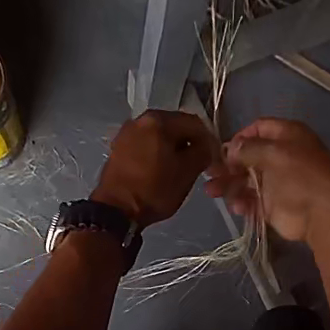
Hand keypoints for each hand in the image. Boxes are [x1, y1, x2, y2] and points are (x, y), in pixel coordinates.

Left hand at [92, 110, 219, 225]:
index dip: (209, 140)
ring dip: (174, 149)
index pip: (194, 123)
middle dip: (190, 144)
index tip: (213, 158)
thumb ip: (202, 153)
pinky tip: (161, 171)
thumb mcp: (187, 173)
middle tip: (198, 165)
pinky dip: (158, 153)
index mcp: (159, 120)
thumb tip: (207, 147)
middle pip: (175, 126)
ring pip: (160, 136)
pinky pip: (146, 145)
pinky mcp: (119, 148)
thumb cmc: (155, 190)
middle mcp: (140, 119)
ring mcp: (126, 133)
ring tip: (180, 170)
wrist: (116, 210)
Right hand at [206, 119, 329, 243]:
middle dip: (228, 164)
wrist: (323, 214)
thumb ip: (248, 149)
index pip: (258, 129)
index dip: (240, 137)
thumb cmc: (301, 176)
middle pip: (248, 157)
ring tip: (212, 192)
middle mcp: (281, 157)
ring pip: (246, 181)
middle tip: (209, 172)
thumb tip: (230, 149)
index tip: (223, 149)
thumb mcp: (274, 153)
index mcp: (287, 137)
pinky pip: (252, 202)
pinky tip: (236, 206)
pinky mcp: (273, 207)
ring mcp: (277, 183)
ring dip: (229, 185)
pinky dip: (242, 203)